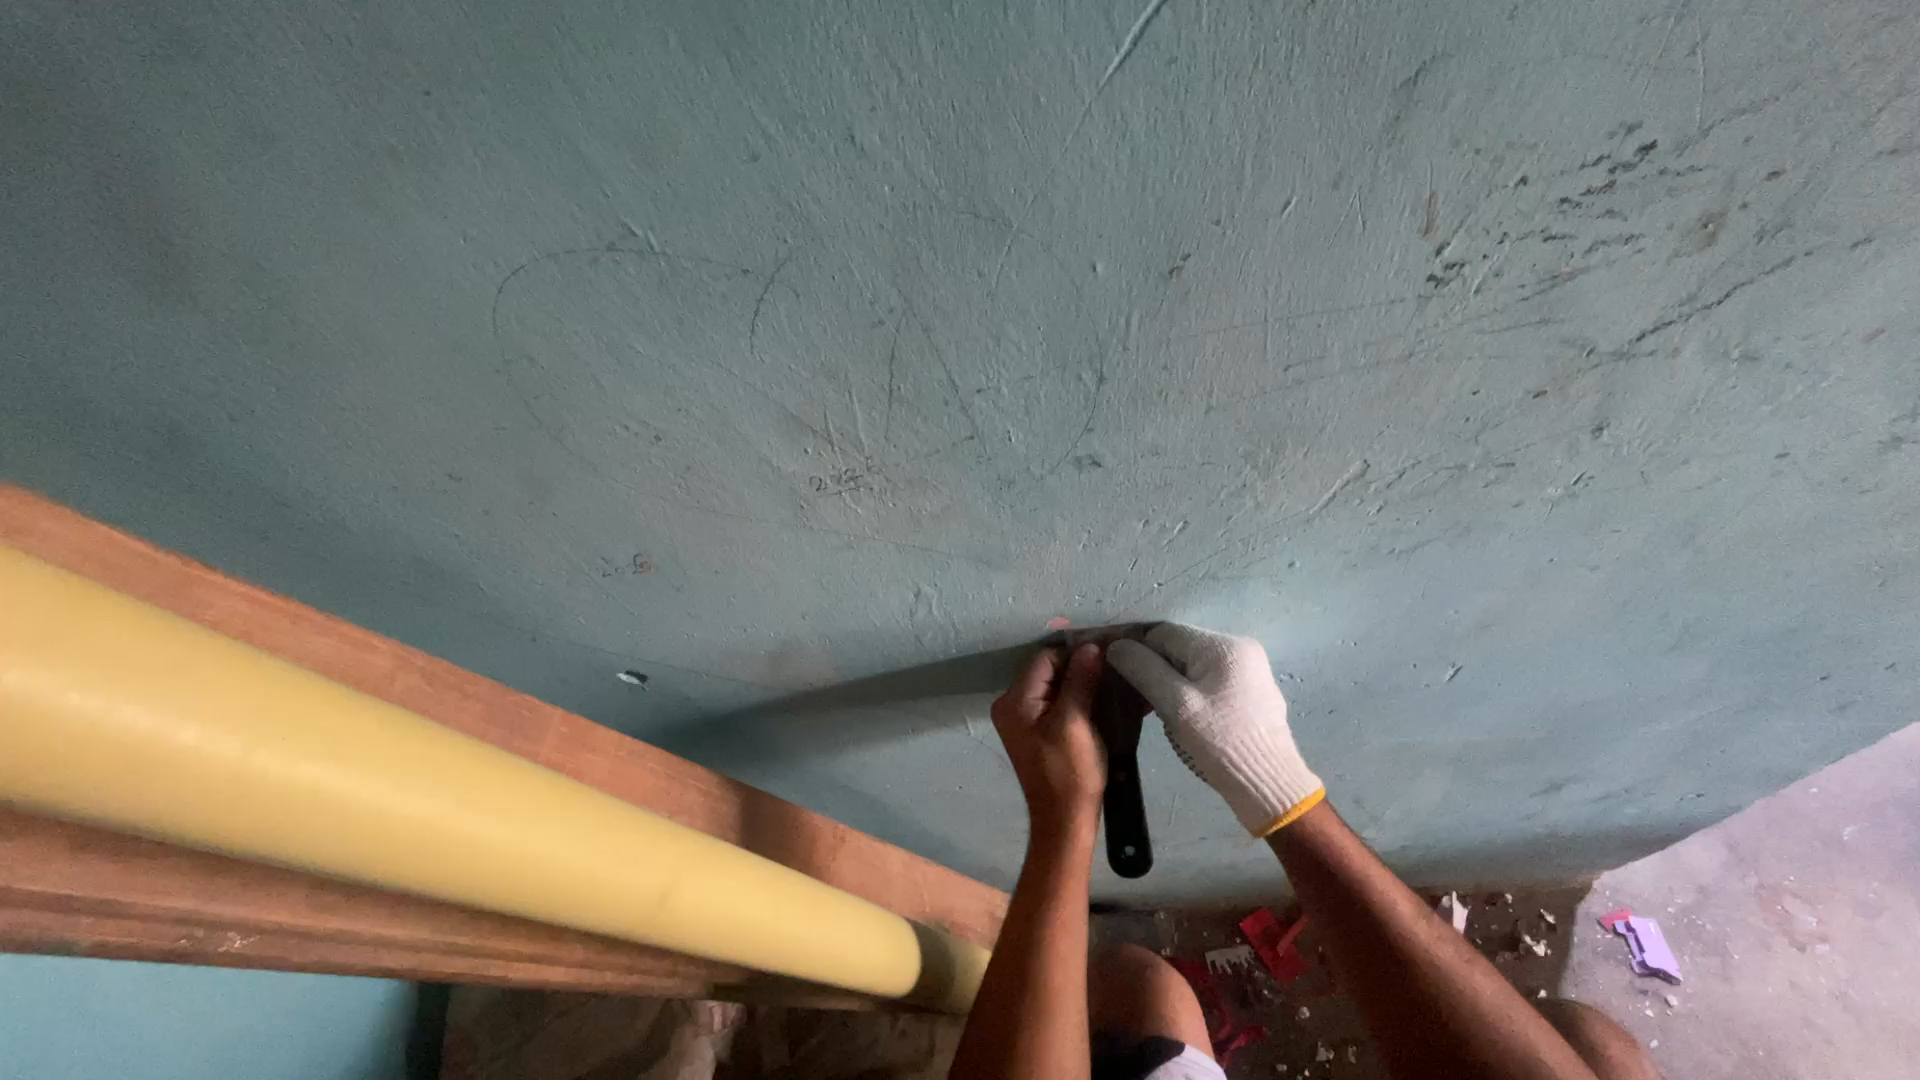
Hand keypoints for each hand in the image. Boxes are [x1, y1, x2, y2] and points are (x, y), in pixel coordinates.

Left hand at [990, 643, 1106, 830]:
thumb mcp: (1075, 721)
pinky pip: (1059, 704)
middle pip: (1049, 671)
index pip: (1045, 659)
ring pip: (1057, 687)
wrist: (1065, 820)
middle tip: (1114, 668)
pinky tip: (1104, 700)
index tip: (1107, 658)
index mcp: (1014, 700)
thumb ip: (1080, 680)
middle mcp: (1013, 705)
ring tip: (1114, 683)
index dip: (1075, 655)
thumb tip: (1091, 645)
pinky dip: (1080, 700)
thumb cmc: (1068, 771)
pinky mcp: (1039, 731)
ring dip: (1084, 684)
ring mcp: (1025, 720)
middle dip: (1081, 668)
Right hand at [1107, 623, 1323, 835]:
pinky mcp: (1251, 690)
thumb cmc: (1220, 742)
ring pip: (1192, 666)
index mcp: (1223, 645)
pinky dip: (1191, 693)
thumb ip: (1143, 670)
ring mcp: (1249, 669)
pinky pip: (1209, 680)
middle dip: (1157, 671)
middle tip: (1145, 704)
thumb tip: (1116, 646)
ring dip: (1172, 685)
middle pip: (1179, 648)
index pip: (1163, 633)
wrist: (1267, 785)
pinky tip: (1188, 719)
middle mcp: (1240, 648)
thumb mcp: (1174, 705)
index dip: (1139, 654)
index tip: (1124, 681)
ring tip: (1165, 715)